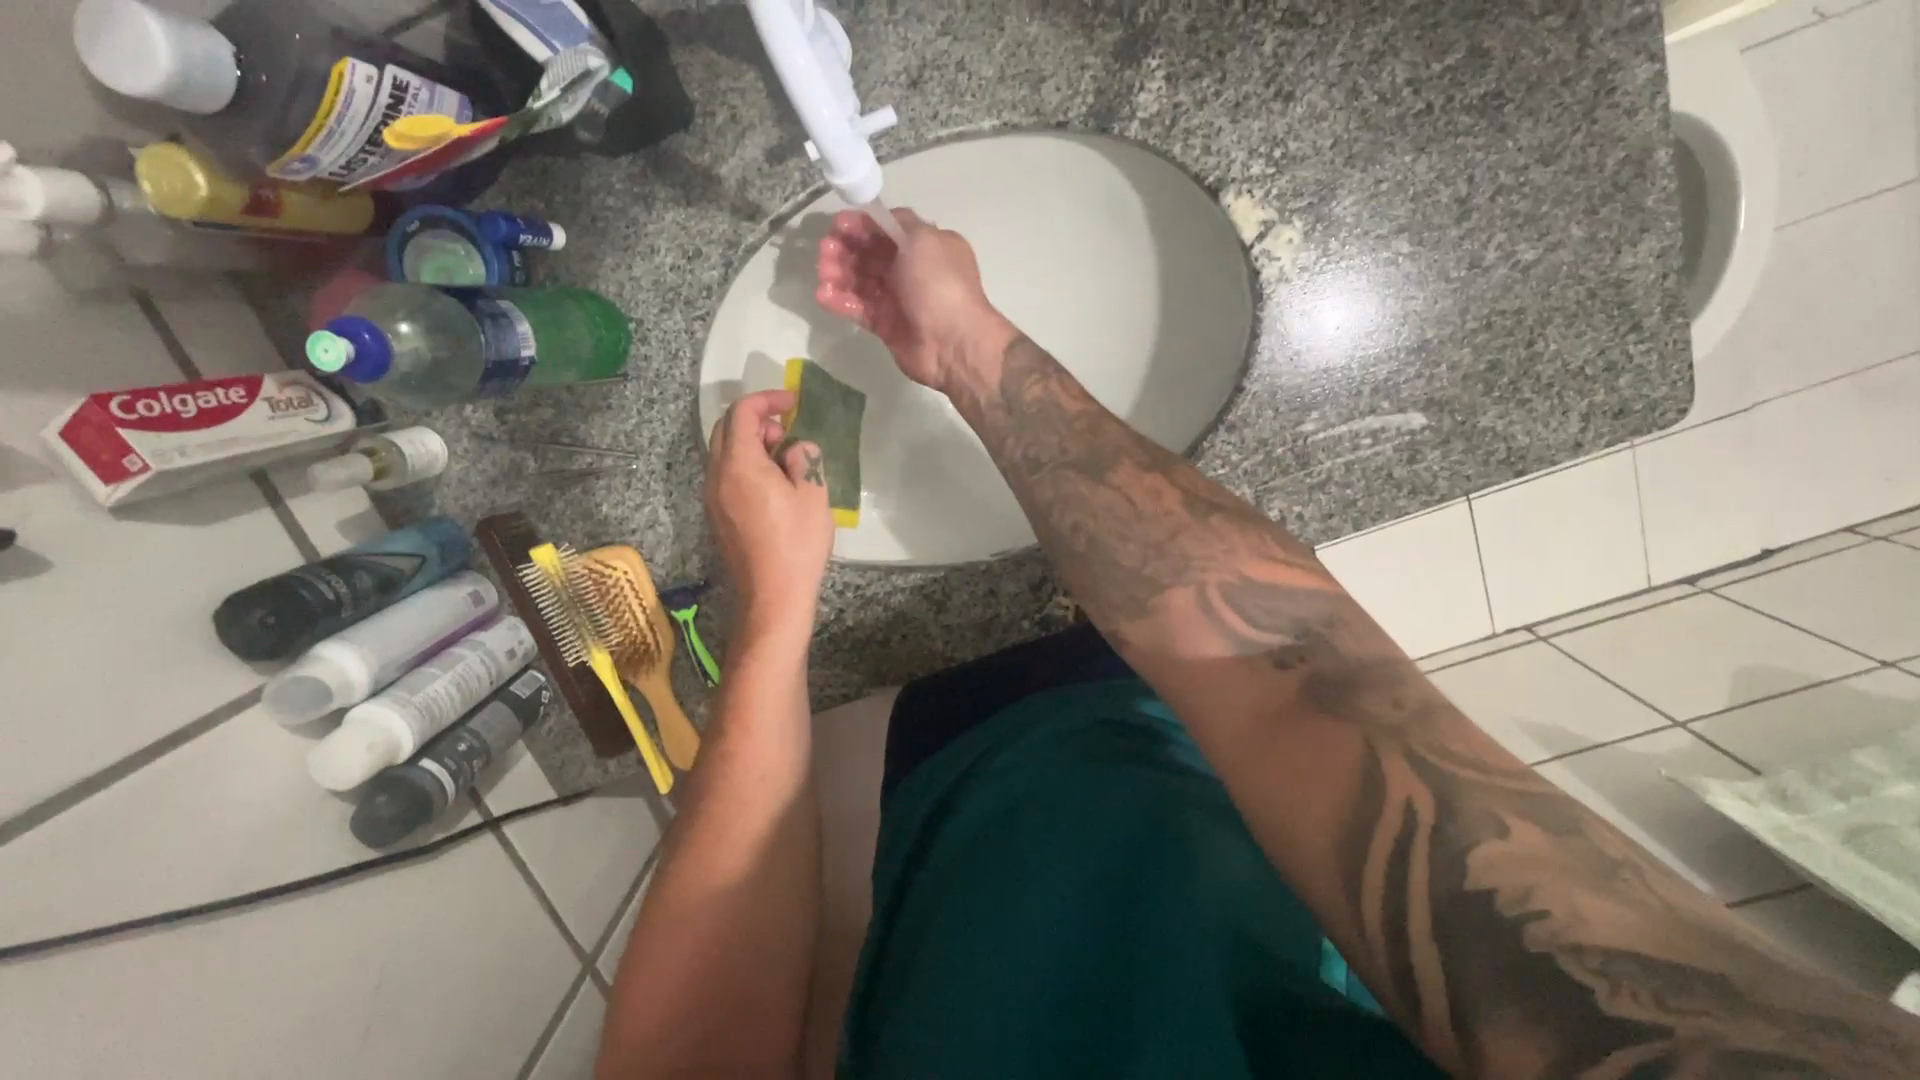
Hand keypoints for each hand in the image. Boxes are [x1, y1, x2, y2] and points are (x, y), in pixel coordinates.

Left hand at [705, 390, 832, 642]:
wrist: (771, 597)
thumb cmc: (796, 544)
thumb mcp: (814, 495)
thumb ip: (805, 460)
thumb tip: (796, 449)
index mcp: (739, 464)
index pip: (742, 413)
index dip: (767, 400)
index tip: (792, 402)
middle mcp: (716, 476)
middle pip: (724, 429)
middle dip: (755, 420)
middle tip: (786, 430)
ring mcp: (712, 498)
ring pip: (722, 453)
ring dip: (750, 444)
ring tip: (784, 458)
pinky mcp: (716, 517)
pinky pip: (724, 476)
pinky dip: (744, 466)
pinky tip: (772, 484)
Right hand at [814, 208, 1017, 393]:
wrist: (953, 342)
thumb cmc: (940, 284)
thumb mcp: (925, 238)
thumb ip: (901, 222)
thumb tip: (882, 218)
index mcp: (925, 247)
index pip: (886, 230)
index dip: (861, 227)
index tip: (837, 226)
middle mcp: (912, 270)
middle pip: (870, 255)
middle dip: (845, 249)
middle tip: (824, 251)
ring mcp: (898, 299)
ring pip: (861, 281)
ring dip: (839, 274)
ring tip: (823, 273)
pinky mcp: (886, 325)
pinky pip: (859, 309)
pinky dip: (841, 301)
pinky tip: (823, 295)